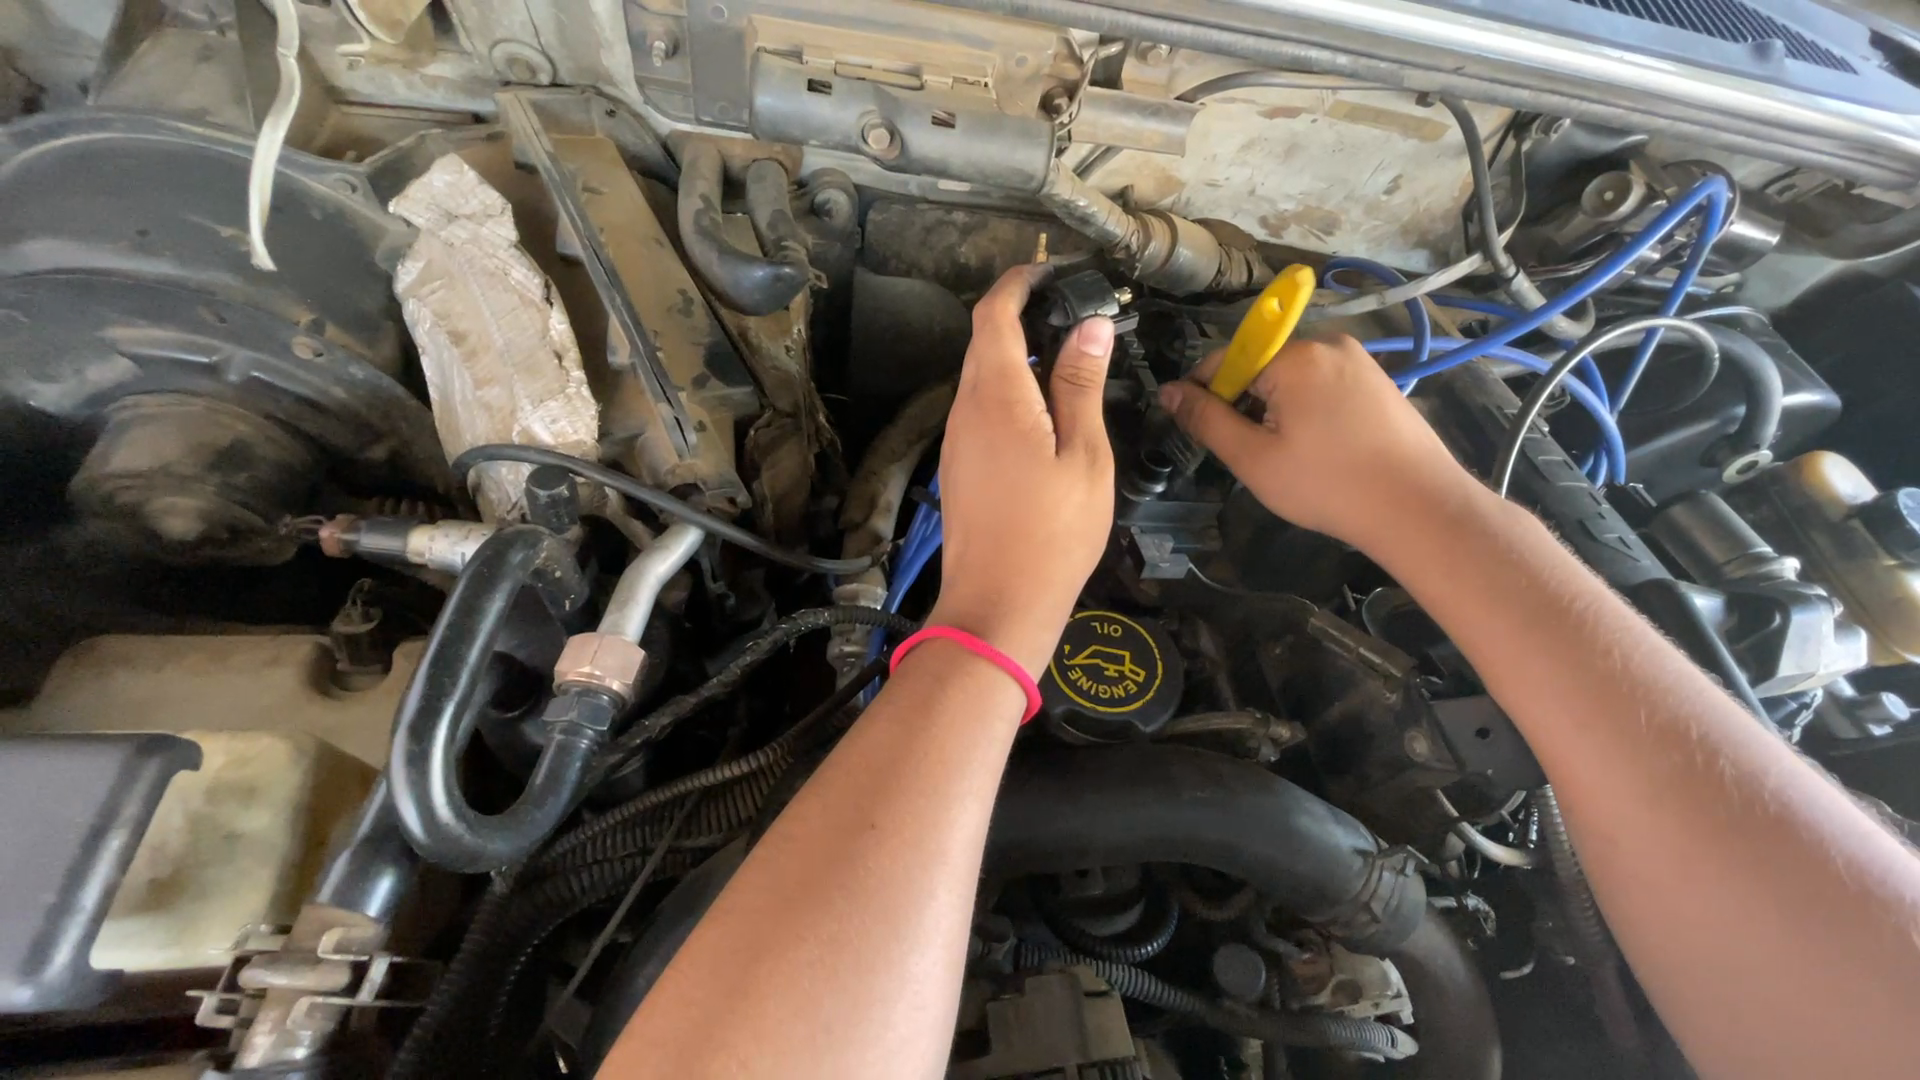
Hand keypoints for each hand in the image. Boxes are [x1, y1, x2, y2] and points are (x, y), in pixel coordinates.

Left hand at [928, 265, 1115, 675]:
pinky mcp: (959, 465)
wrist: (998, 604)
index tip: (1051, 271)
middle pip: (984, 342)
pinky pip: (980, 409)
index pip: (995, 315)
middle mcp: (966, 410)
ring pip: (981, 377)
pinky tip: (1043, 410)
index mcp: (998, 397)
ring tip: (1068, 361)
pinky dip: (1009, 391)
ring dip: (1017, 356)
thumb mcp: (1085, 457)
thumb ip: (1082, 386)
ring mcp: (957, 440)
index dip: (1018, 283)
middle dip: (1021, 316)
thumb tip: (1089, 326)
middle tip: (1073, 315)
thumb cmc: (1053, 534)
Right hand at [1159, 334, 1479, 548]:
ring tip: (1286, 456)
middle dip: (1244, 404)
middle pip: (1259, 366)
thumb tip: (1168, 392)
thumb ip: (1206, 420)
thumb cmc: (1327, 485)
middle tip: (1251, 454)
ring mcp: (1358, 360)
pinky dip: (1305, 411)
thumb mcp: (1253, 457)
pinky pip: (1321, 386)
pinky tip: (1316, 449)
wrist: (1417, 507)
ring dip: (1274, 410)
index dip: (1203, 395)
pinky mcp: (1377, 381)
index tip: (1202, 433)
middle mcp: (1328, 343)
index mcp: (1294, 355)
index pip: (1223, 360)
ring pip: (1291, 378)